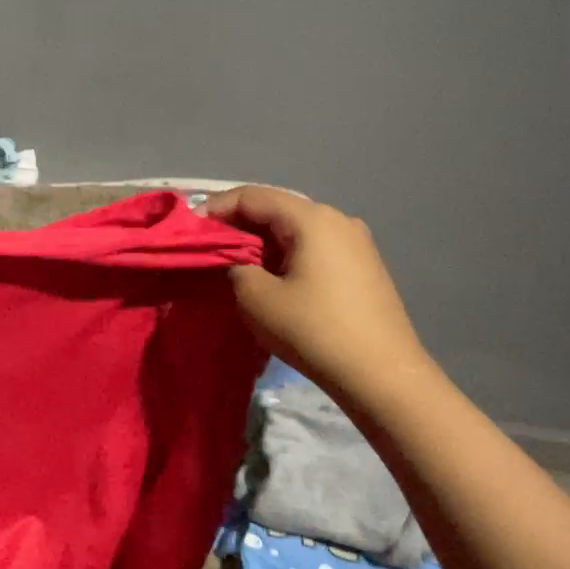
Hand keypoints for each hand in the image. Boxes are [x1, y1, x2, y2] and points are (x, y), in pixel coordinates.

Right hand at [201, 185, 432, 395]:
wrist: (379, 372)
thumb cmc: (312, 329)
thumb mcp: (254, 297)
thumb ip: (233, 266)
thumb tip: (232, 259)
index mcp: (311, 219)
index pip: (252, 196)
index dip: (215, 209)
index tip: (189, 231)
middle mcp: (337, 219)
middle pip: (275, 208)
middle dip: (237, 224)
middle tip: (206, 248)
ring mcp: (355, 242)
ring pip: (294, 228)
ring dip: (260, 241)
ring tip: (233, 265)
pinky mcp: (361, 265)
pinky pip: (312, 246)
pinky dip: (283, 253)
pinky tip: (269, 276)